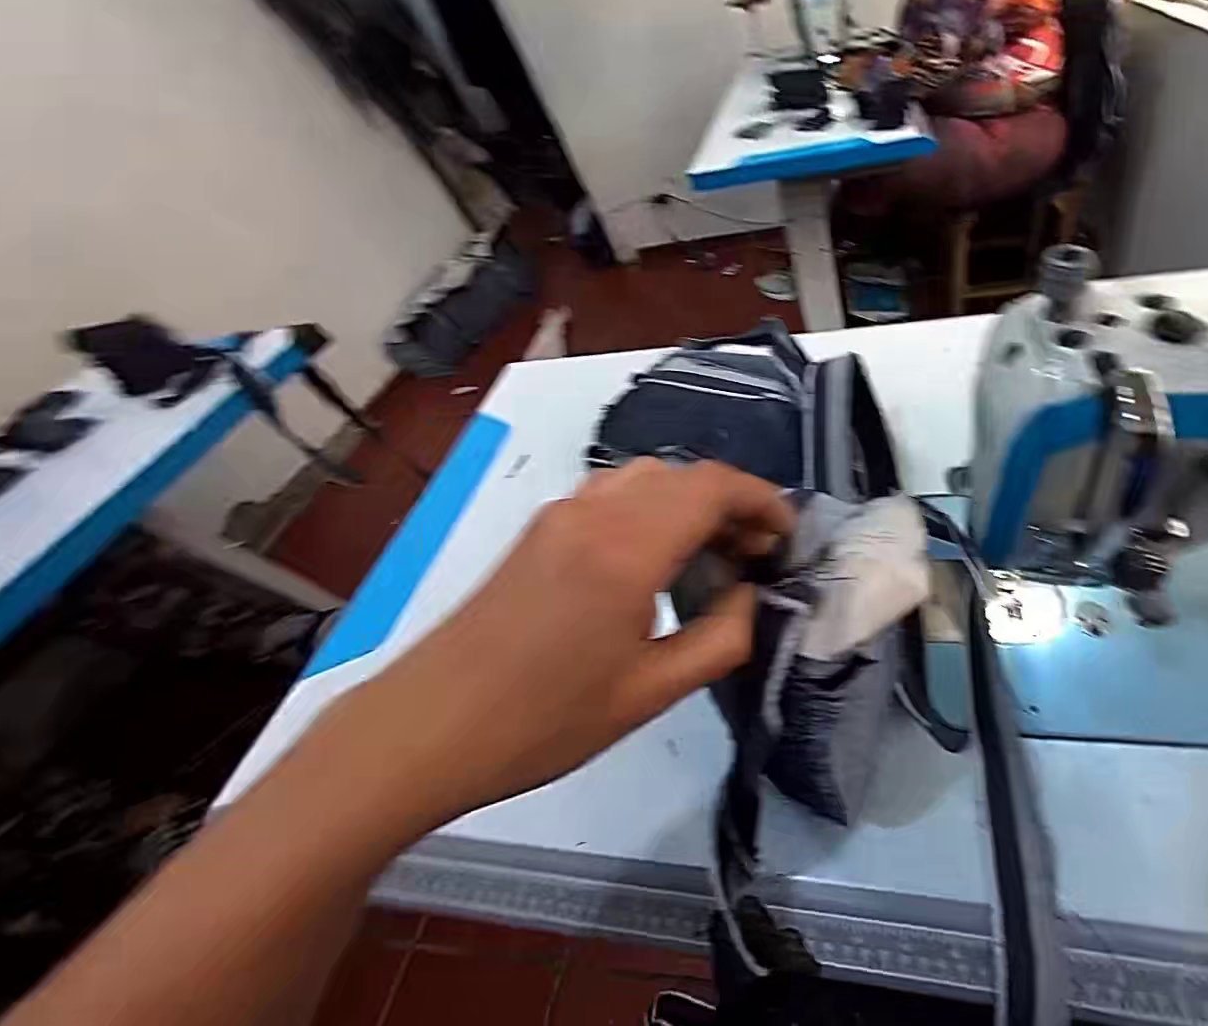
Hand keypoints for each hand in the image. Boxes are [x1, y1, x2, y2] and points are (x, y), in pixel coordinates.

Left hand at [342, 458, 794, 826]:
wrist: (420, 732)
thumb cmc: (542, 721)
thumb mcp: (652, 692)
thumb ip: (722, 637)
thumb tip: (748, 596)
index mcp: (627, 549)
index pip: (714, 487)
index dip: (763, 501)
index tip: (786, 536)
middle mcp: (595, 512)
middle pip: (687, 476)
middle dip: (734, 505)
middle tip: (756, 556)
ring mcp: (562, 515)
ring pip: (651, 477)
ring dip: (694, 503)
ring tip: (713, 554)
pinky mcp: (541, 529)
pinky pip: (617, 492)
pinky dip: (657, 507)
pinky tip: (659, 555)